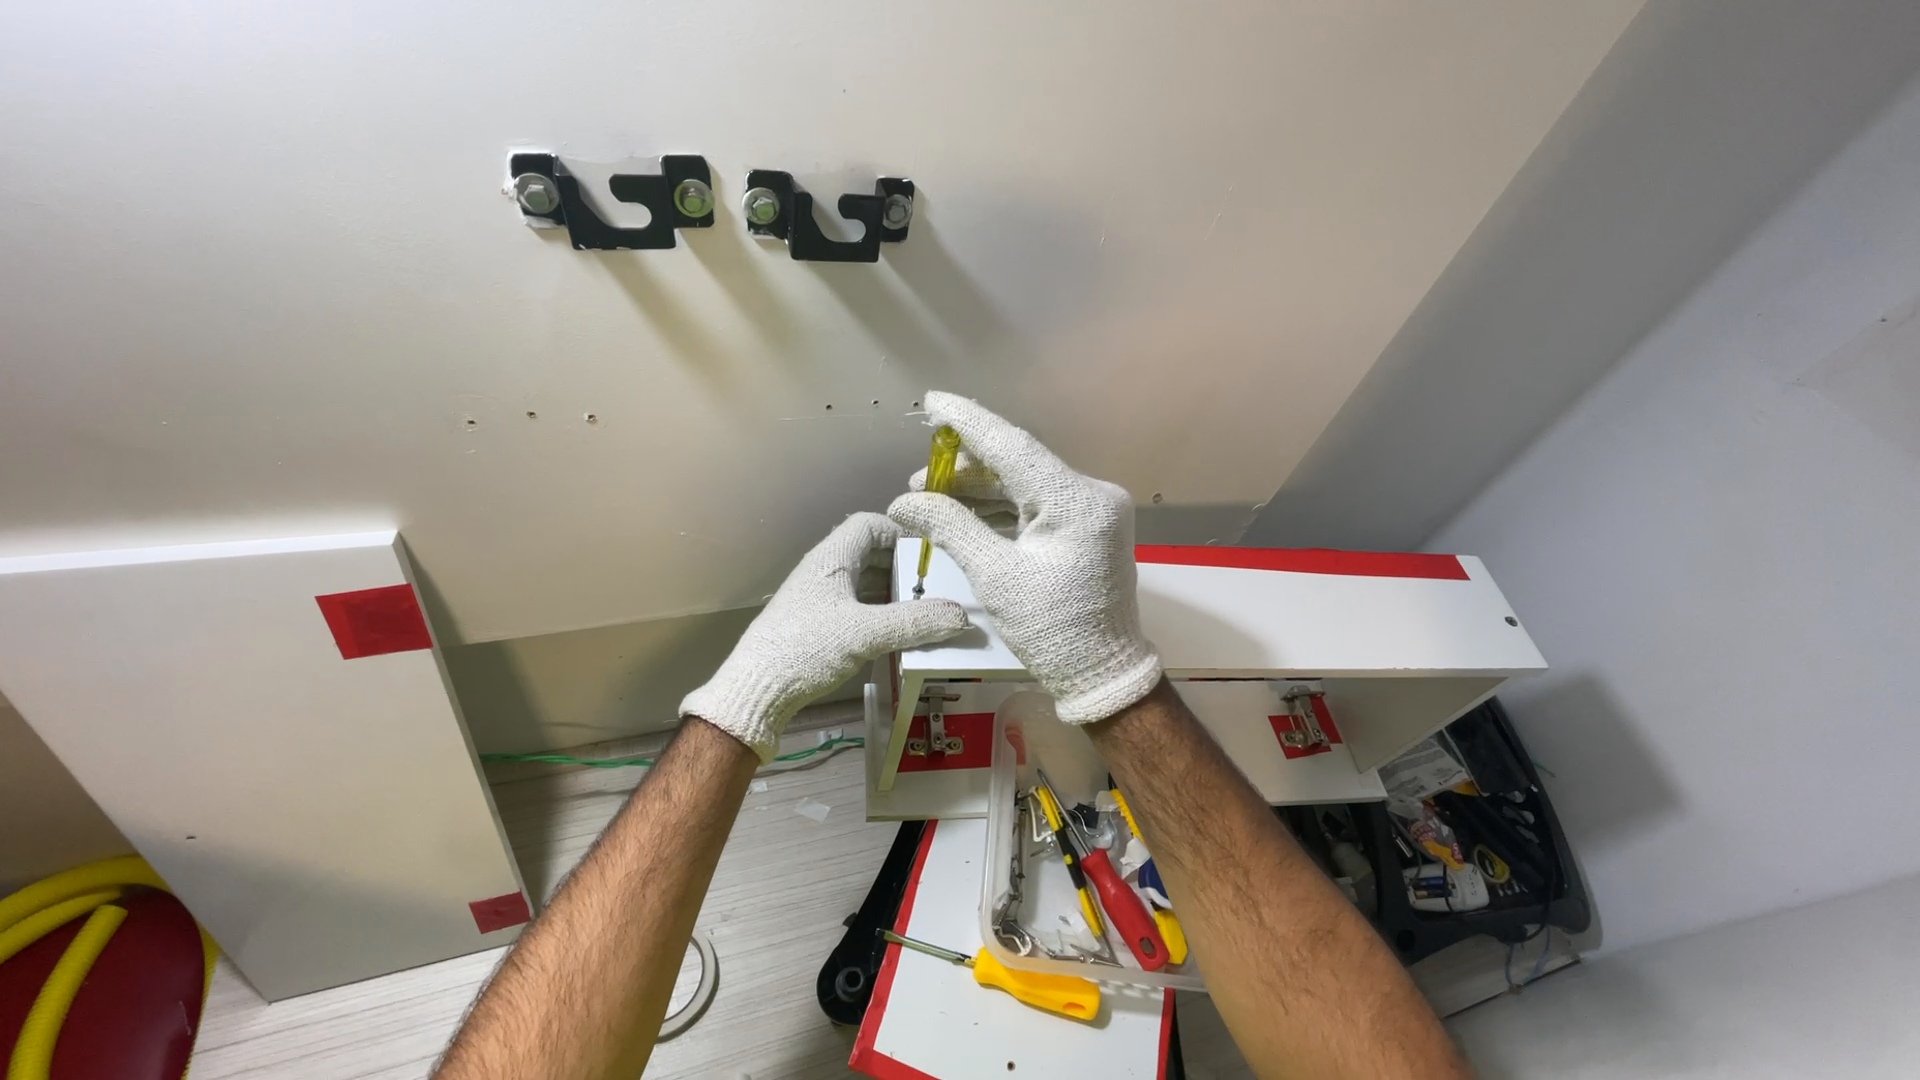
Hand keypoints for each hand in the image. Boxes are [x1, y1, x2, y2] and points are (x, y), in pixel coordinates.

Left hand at [682, 513, 969, 760]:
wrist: (755, 693)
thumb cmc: (805, 649)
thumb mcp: (864, 634)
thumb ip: (913, 623)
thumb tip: (961, 615)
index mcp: (831, 559)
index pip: (870, 524)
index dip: (902, 533)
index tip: (932, 556)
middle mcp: (824, 572)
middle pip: (871, 554)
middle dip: (905, 567)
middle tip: (936, 588)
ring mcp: (819, 600)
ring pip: (865, 584)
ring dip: (894, 594)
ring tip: (924, 613)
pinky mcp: (817, 626)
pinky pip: (857, 609)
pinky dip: (880, 616)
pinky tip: (898, 635)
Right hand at [887, 392, 1161, 723]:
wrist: (1101, 673)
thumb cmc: (1051, 629)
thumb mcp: (995, 576)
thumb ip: (951, 527)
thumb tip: (903, 502)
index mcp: (1076, 501)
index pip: (1013, 446)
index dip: (968, 422)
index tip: (932, 402)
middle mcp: (1092, 493)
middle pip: (1018, 463)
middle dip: (966, 466)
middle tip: (919, 475)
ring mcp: (1093, 509)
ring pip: (1026, 483)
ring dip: (980, 488)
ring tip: (931, 495)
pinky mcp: (1088, 525)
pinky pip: (1037, 503)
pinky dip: (1002, 506)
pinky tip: (964, 509)